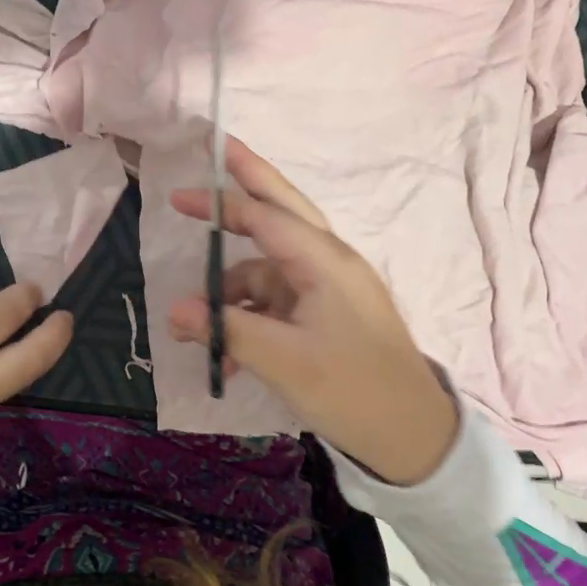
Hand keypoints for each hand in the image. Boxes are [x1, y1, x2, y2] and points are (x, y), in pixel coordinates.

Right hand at [166, 139, 458, 484]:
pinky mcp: (325, 314)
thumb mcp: (284, 362)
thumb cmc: (352, 390)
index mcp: (325, 264)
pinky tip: (228, 357)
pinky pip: (273, 302)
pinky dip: (246, 318)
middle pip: (280, 210)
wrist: (412, 437)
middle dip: (246, 183)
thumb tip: (174, 312)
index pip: (265, 216)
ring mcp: (328, 289)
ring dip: (230, 292)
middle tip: (216, 148)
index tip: (175, 196)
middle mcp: (329, 264)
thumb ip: (226, 330)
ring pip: (266, 268)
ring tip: (199, 331)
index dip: (219, 204)